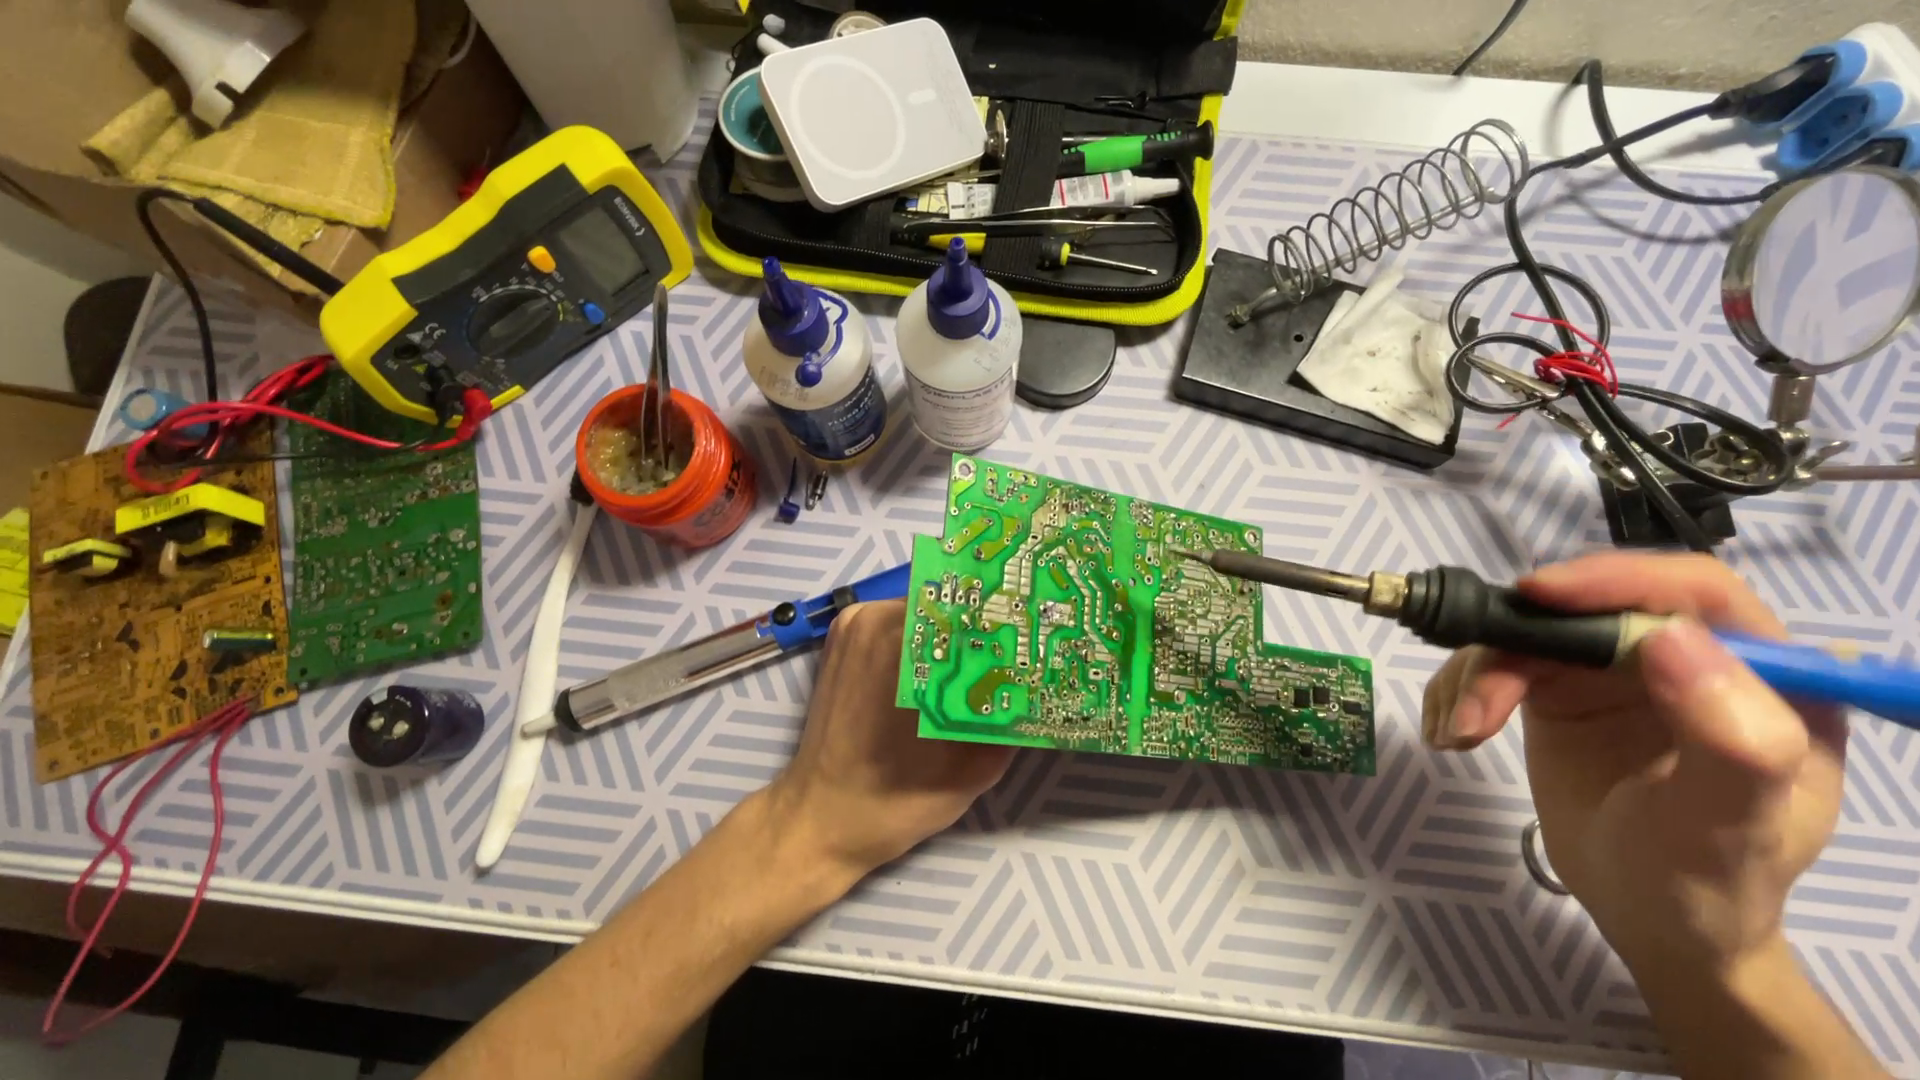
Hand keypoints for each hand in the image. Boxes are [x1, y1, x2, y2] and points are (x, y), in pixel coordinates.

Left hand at [765, 598, 1014, 881]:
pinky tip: (947, 667)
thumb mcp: (974, 768)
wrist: (821, 820)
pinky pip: (899, 622)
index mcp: (905, 642)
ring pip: (926, 609)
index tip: (1039, 630)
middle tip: (1022, 645)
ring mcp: (854, 625)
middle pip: (950, 602)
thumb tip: (1044, 681)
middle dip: (985, 622)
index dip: (1010, 615)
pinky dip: (924, 638)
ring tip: (989, 657)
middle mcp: (876, 620)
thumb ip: (1010, 718)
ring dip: (956, 630)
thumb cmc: (896, 800)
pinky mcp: (843, 638)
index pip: (975, 604)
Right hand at [1422, 553, 1846, 972]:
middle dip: (1517, 645)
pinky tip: (1448, 734)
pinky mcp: (1556, 690)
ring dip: (1477, 676)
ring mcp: (1612, 672)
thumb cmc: (1705, 881)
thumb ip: (1730, 738)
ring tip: (1458, 735)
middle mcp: (1680, 658)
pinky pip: (1492, 662)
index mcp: (1758, 674)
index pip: (1690, 591)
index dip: (1615, 580)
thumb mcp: (1729, 823)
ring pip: (1526, 633)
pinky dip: (1457, 689)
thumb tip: (1669, 638)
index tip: (1538, 594)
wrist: (1649, 920)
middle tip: (1477, 704)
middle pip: (1585, 609)